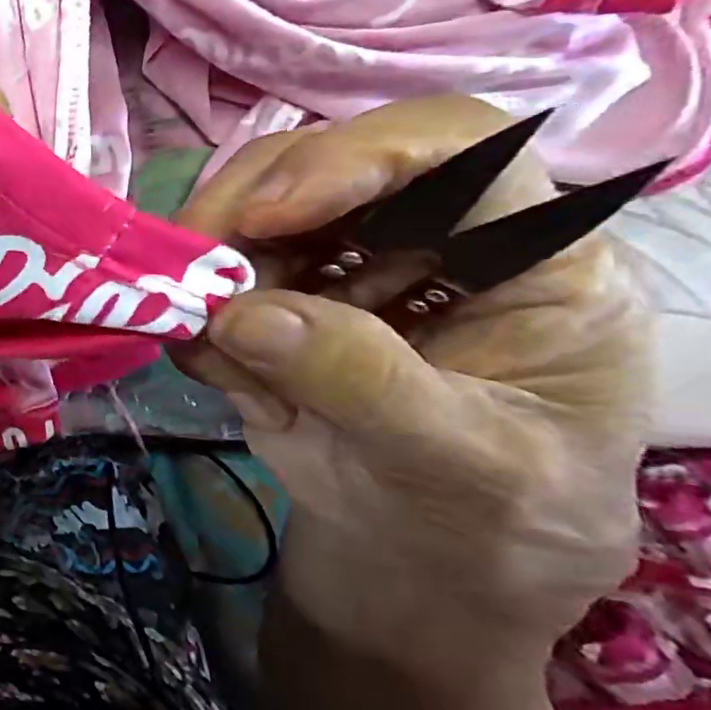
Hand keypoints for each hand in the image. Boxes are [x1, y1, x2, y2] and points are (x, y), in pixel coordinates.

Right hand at [172, 96, 649, 685]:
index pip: (455, 147)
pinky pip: (206, 280)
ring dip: (204, 269)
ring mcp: (333, 266)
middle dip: (241, 209)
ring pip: (244, 212)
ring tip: (204, 345)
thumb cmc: (490, 520)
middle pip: (317, 162)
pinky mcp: (268, 299)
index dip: (357, 157)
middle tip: (186, 267)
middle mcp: (420, 239)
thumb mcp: (463, 466)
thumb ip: (364, 382)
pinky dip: (192, 319)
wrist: (415, 562)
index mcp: (524, 258)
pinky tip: (222, 378)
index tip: (267, 218)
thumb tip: (242, 313)